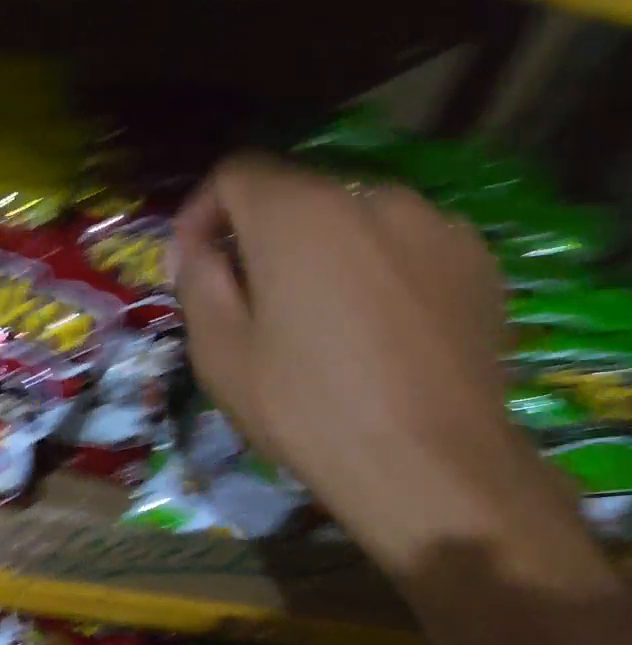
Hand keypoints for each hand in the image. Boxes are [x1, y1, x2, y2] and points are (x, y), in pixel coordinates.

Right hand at [173, 154, 579, 577]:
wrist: (422, 455)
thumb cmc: (299, 402)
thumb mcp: (218, 349)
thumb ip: (199, 281)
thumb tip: (195, 248)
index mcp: (300, 217)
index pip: (237, 173)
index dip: (199, 213)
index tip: (187, 266)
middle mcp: (373, 199)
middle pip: (295, 195)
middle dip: (255, 238)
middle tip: (238, 302)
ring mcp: (434, 225)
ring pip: (349, 220)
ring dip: (314, 254)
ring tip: (304, 321)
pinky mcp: (473, 260)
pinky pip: (399, 246)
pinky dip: (367, 270)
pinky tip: (362, 330)